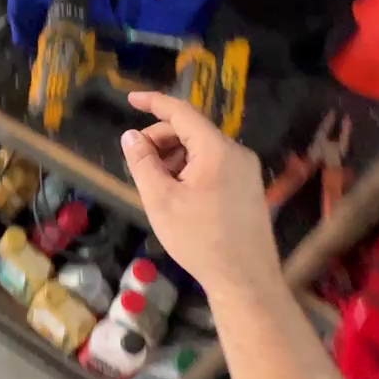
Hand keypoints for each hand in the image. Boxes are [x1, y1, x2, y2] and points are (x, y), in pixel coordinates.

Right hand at [121, 91, 280, 302]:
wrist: (245, 279)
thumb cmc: (199, 239)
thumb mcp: (160, 200)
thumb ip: (142, 162)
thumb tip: (131, 135)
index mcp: (216, 150)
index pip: (181, 112)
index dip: (153, 102)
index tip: (130, 98)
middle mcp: (236, 152)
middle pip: (190, 131)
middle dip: (160, 140)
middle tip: (138, 165)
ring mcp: (246, 170)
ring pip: (201, 149)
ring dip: (174, 157)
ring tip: (158, 186)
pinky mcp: (248, 187)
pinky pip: (213, 164)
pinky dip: (190, 169)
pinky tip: (177, 195)